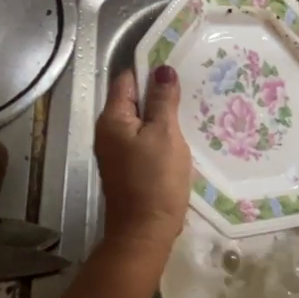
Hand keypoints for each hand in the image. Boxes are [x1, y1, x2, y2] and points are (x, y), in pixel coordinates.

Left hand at [94, 66, 192, 254]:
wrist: (144, 233)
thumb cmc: (155, 180)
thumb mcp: (165, 134)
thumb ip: (162, 100)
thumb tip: (162, 69)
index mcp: (112, 118)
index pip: (127, 79)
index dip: (149, 68)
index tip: (176, 64)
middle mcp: (108, 131)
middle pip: (133, 99)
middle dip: (158, 92)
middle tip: (189, 84)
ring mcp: (117, 151)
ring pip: (141, 121)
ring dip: (161, 114)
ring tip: (190, 106)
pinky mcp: (128, 167)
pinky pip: (143, 139)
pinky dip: (160, 134)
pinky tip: (181, 135)